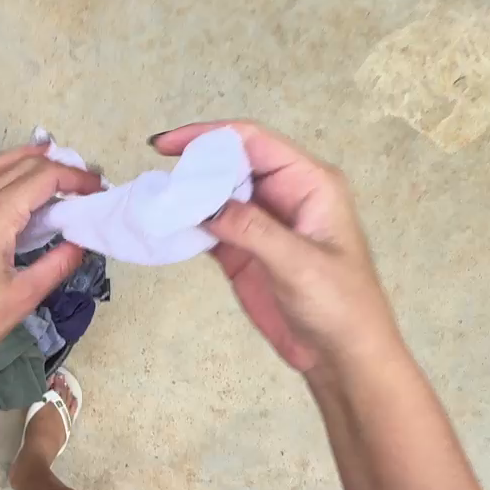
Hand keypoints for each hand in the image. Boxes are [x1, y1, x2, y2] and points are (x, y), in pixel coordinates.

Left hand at [0, 144, 101, 381]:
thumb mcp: (25, 296)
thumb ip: (58, 262)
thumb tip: (81, 242)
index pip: (42, 179)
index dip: (75, 178)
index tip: (96, 189)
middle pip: (17, 167)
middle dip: (53, 167)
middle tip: (80, 180)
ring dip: (19, 159)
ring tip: (46, 157)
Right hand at [152, 121, 402, 377]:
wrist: (338, 351)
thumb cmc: (338, 303)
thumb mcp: (298, 263)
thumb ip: (253, 229)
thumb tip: (205, 204)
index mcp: (307, 183)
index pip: (252, 143)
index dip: (208, 137)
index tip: (165, 146)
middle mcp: (282, 196)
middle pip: (228, 165)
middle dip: (191, 166)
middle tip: (153, 181)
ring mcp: (259, 224)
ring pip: (214, 196)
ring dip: (184, 197)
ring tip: (151, 202)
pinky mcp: (242, 252)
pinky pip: (208, 228)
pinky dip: (185, 226)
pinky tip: (163, 228)